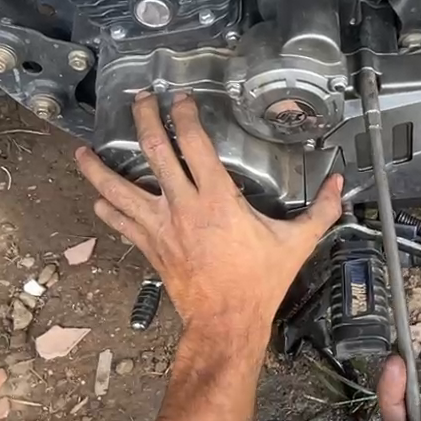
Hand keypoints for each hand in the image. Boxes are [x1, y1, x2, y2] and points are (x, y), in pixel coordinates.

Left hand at [74, 92, 342, 334]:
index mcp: (217, 200)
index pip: (195, 144)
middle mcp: (183, 207)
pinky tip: (98, 200)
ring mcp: (161, 227)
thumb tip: (338, 186)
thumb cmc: (258, 282)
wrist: (227, 322)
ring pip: (120, 190)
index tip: (180, 98)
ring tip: (82, 152)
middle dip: (144, 120)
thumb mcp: (295, 243)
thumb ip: (319, 211)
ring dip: (100, 168)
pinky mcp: (151, 248)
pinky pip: (122, 224)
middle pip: (154, 153)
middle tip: (138, 99)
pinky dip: (108, 210)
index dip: (185, 116)